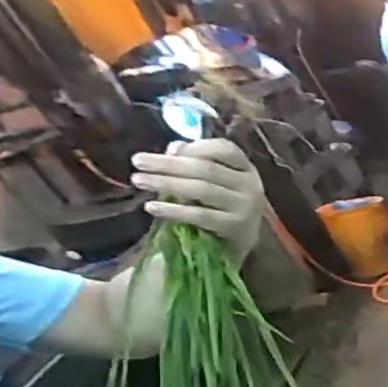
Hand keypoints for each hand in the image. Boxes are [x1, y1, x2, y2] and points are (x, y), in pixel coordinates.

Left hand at [131, 139, 266, 258]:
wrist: (242, 240)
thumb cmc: (222, 203)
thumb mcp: (215, 179)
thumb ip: (195, 161)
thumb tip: (174, 148)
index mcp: (245, 168)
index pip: (225, 149)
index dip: (195, 147)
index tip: (167, 150)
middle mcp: (251, 185)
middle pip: (206, 168)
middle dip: (168, 164)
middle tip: (137, 162)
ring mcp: (246, 207)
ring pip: (202, 189)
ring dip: (166, 183)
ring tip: (138, 181)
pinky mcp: (236, 227)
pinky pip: (200, 215)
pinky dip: (173, 210)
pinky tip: (152, 207)